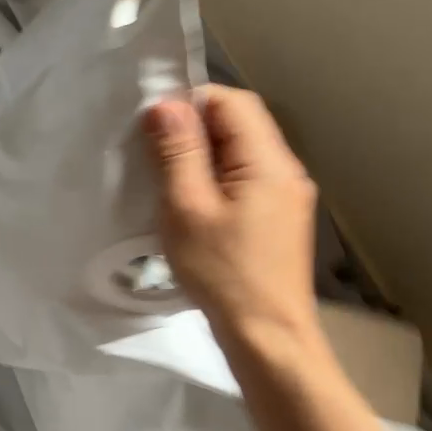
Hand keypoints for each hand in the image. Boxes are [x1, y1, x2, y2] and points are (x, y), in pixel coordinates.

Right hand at [144, 85, 322, 350]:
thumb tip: (166, 105)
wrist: (264, 329)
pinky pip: (239, 176)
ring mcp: (283, 194)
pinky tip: (183, 196)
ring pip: (237, 151)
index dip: (191, 100)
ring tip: (159, 172)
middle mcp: (284, 170)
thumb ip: (178, 153)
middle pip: (238, 123)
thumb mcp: (186, 206)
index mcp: (269, 163)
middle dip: (191, 125)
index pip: (233, 102)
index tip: (149, 121)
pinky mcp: (273, 215)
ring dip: (197, 151)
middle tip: (146, 147)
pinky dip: (208, 174)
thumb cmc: (220, 268)